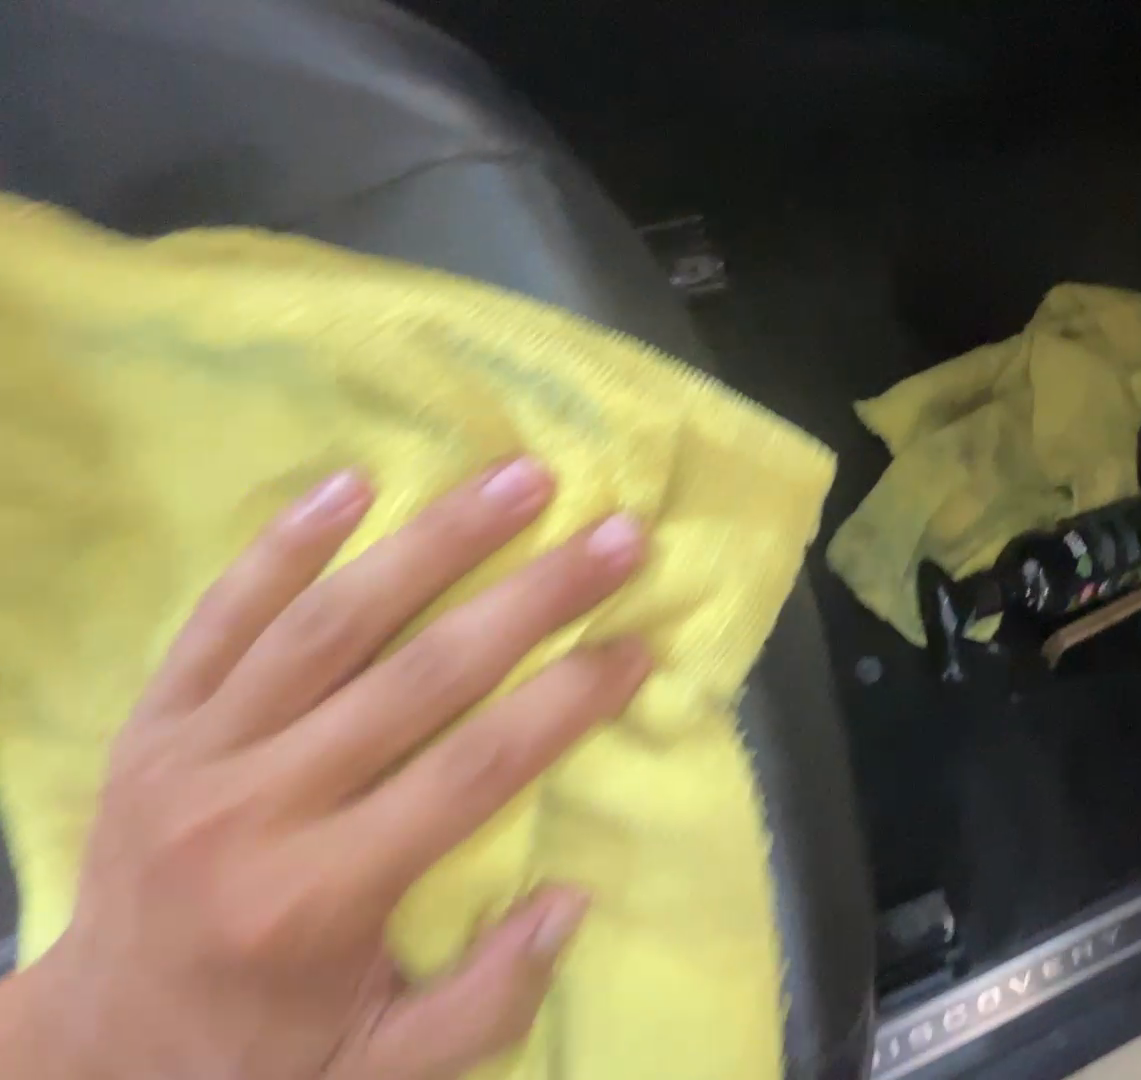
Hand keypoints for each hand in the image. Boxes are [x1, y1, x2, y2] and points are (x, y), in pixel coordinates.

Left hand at [0, 459, 650, 1079]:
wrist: (84, 1049)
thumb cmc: (264, 1051)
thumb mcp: (384, 1074)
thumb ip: (486, 1002)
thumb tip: (570, 900)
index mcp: (317, 895)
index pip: (476, 770)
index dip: (569, 702)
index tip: (639, 649)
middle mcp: (252, 808)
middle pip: (422, 674)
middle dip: (536, 596)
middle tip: (616, 537)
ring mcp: (194, 750)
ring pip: (330, 619)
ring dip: (437, 540)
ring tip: (520, 479)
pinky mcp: (155, 719)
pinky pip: (222, 614)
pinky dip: (286, 544)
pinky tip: (356, 484)